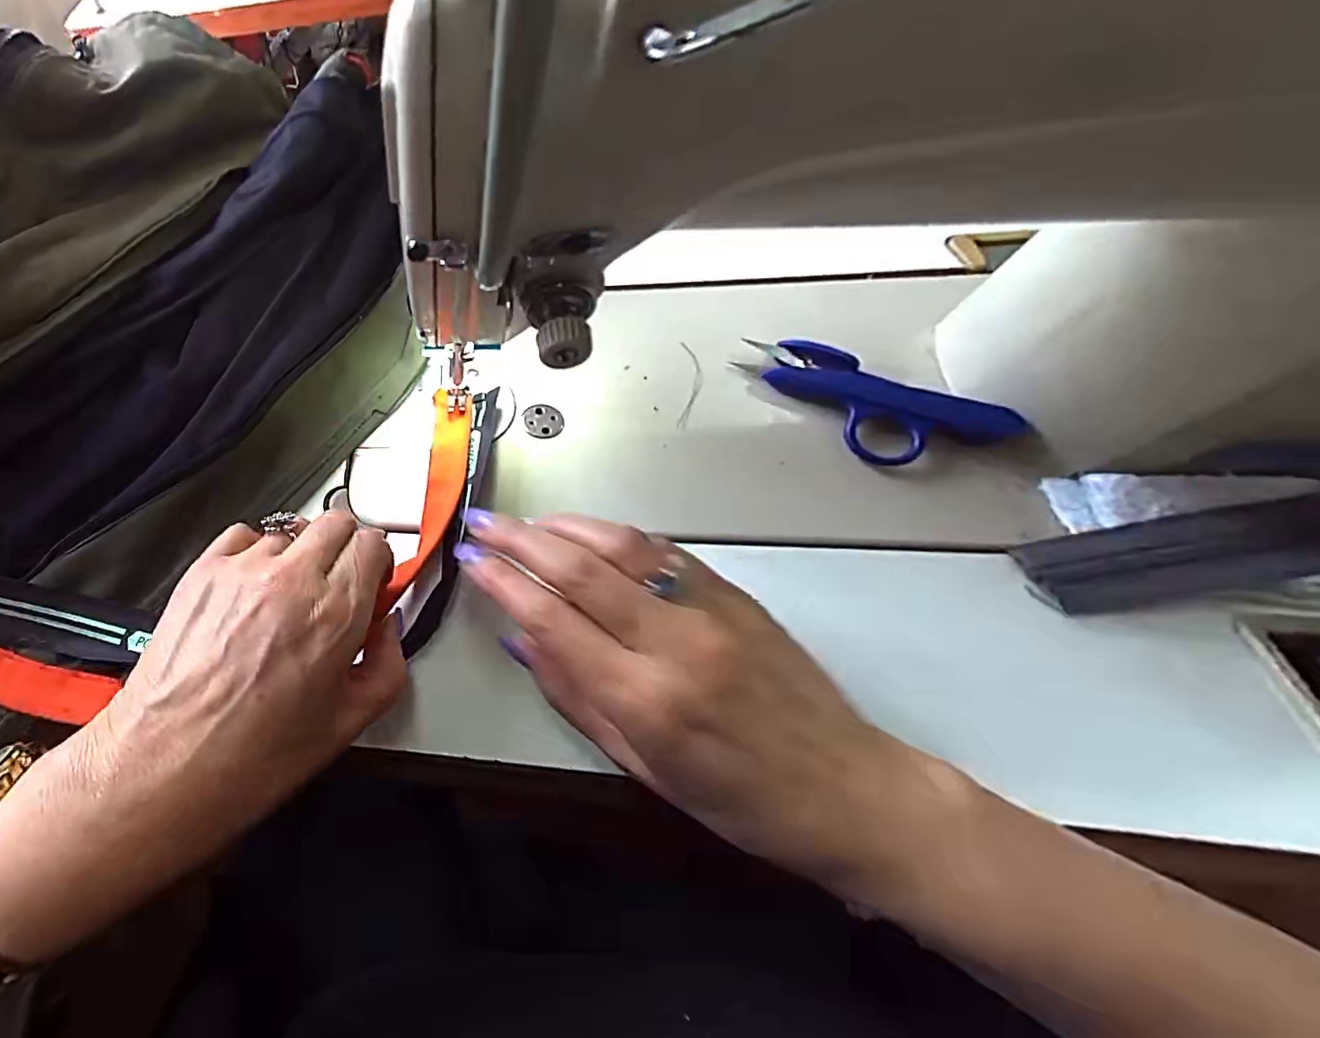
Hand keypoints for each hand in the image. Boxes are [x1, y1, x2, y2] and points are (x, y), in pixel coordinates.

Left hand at [0, 511, 406, 960]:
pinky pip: (244, 536)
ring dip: (299, 556)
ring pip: (291, 531)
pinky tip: (253, 593)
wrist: (166, 765)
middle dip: (346, 548)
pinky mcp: (204, 572)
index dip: (378, 562)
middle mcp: (291, 581)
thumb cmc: (248, 755)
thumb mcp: (348, 723)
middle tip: (338, 583)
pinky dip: (255, 555)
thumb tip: (387, 633)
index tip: (372, 582)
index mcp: (335, 615)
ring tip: (287, 599)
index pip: (375, 544)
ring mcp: (244, 571)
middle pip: (338, 522)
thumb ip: (387, 665)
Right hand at [456, 510, 971, 896]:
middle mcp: (675, 641)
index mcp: (645, 698)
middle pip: (581, 570)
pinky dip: (615, 534)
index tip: (473, 564)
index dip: (505, 585)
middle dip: (520, 540)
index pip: (554, 620)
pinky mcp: (734, 593)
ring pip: (621, 545)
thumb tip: (522, 641)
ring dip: (565, 525)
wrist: (846, 787)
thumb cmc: (737, 799)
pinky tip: (588, 530)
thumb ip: (576, 697)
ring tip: (526, 521)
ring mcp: (710, 609)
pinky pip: (662, 551)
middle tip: (482, 524)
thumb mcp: (641, 766)